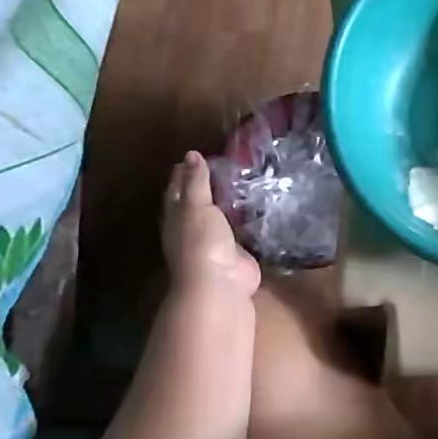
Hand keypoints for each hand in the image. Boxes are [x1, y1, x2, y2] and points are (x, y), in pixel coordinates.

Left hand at [162, 151, 259, 299]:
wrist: (220, 284)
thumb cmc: (201, 242)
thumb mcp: (196, 206)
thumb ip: (196, 182)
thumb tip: (191, 154)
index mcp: (177, 215)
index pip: (178, 187)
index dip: (186, 171)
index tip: (200, 153)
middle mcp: (193, 227)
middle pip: (199, 200)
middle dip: (209, 184)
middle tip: (228, 163)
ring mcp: (216, 240)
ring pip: (222, 214)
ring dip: (232, 200)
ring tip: (248, 178)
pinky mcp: (237, 250)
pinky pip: (242, 228)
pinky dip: (248, 217)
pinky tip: (260, 205)